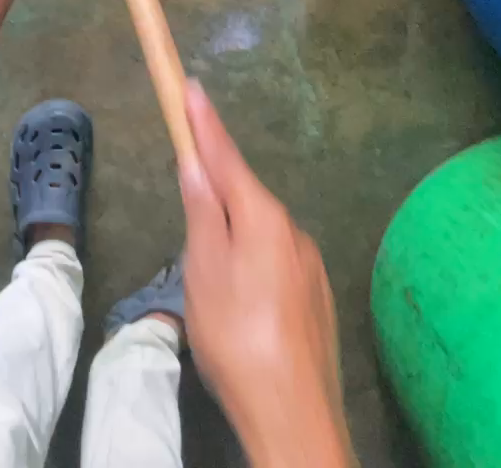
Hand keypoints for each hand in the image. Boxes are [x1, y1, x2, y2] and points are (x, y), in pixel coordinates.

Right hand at [179, 81, 355, 467]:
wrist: (294, 415)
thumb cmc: (236, 335)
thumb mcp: (204, 268)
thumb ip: (201, 210)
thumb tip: (194, 160)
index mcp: (262, 217)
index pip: (226, 157)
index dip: (205, 122)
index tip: (192, 85)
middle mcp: (293, 230)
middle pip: (244, 193)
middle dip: (215, 184)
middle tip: (187, 186)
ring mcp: (309, 264)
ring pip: (260, 228)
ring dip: (232, 226)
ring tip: (207, 265)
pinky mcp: (314, 294)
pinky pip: (274, 256)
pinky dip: (251, 254)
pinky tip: (240, 293)